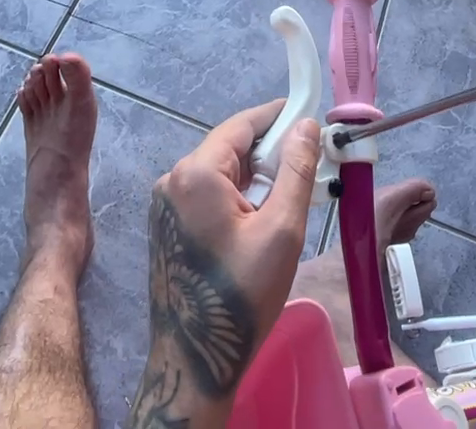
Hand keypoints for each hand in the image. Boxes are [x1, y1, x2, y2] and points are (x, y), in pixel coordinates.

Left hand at [129, 99, 321, 428]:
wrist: (193, 361)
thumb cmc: (240, 294)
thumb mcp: (281, 229)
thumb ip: (296, 170)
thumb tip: (306, 125)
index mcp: (196, 172)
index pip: (241, 125)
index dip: (277, 116)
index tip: (310, 115)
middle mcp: (173, 179)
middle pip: (231, 147)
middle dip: (270, 150)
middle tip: (310, 162)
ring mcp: (165, 203)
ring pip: (221, 171)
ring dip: (256, 175)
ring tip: (291, 192)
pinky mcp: (167, 225)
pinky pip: (208, 193)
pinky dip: (238, 194)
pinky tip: (262, 214)